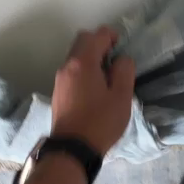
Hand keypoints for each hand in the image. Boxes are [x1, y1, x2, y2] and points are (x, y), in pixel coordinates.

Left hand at [50, 26, 136, 154]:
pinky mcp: (58, 92)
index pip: (97, 35)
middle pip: (82, 41)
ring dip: (91, 58)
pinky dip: (84, 70)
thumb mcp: (122, 96)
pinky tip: (95, 88)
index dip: (112, 36)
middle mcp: (67, 66)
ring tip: (106, 76)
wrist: (72, 148)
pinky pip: (72, 70)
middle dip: (99, 43)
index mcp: (83, 63)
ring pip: (75, 56)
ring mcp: (60, 79)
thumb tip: (121, 59)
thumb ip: (124, 71)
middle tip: (114, 59)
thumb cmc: (100, 121)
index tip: (121, 47)